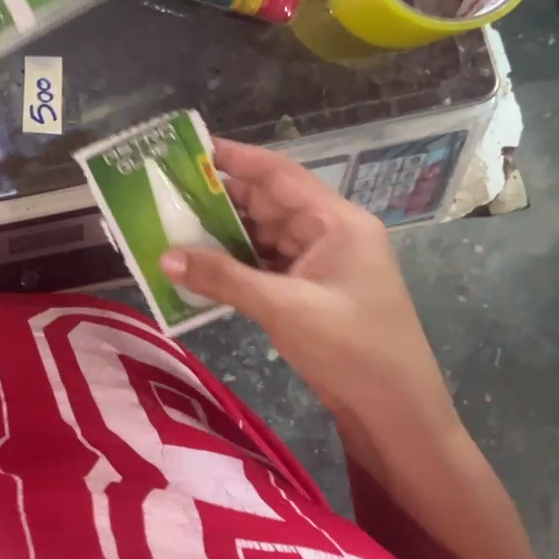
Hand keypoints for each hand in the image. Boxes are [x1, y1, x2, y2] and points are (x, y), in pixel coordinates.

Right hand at [159, 138, 458, 431]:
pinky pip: (261, 262)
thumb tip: (163, 257)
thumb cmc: (352, 348)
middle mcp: (328, 233)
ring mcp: (319, 262)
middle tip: (164, 189)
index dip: (235, 157)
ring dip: (219, 231)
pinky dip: (229, 261)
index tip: (188, 147)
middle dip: (218, 195)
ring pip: (260, 233)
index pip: (279, 174)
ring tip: (169, 223)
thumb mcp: (283, 308)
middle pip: (266, 201)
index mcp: (337, 222)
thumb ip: (221, 278)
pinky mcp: (307, 289)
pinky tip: (195, 262)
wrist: (396, 411)